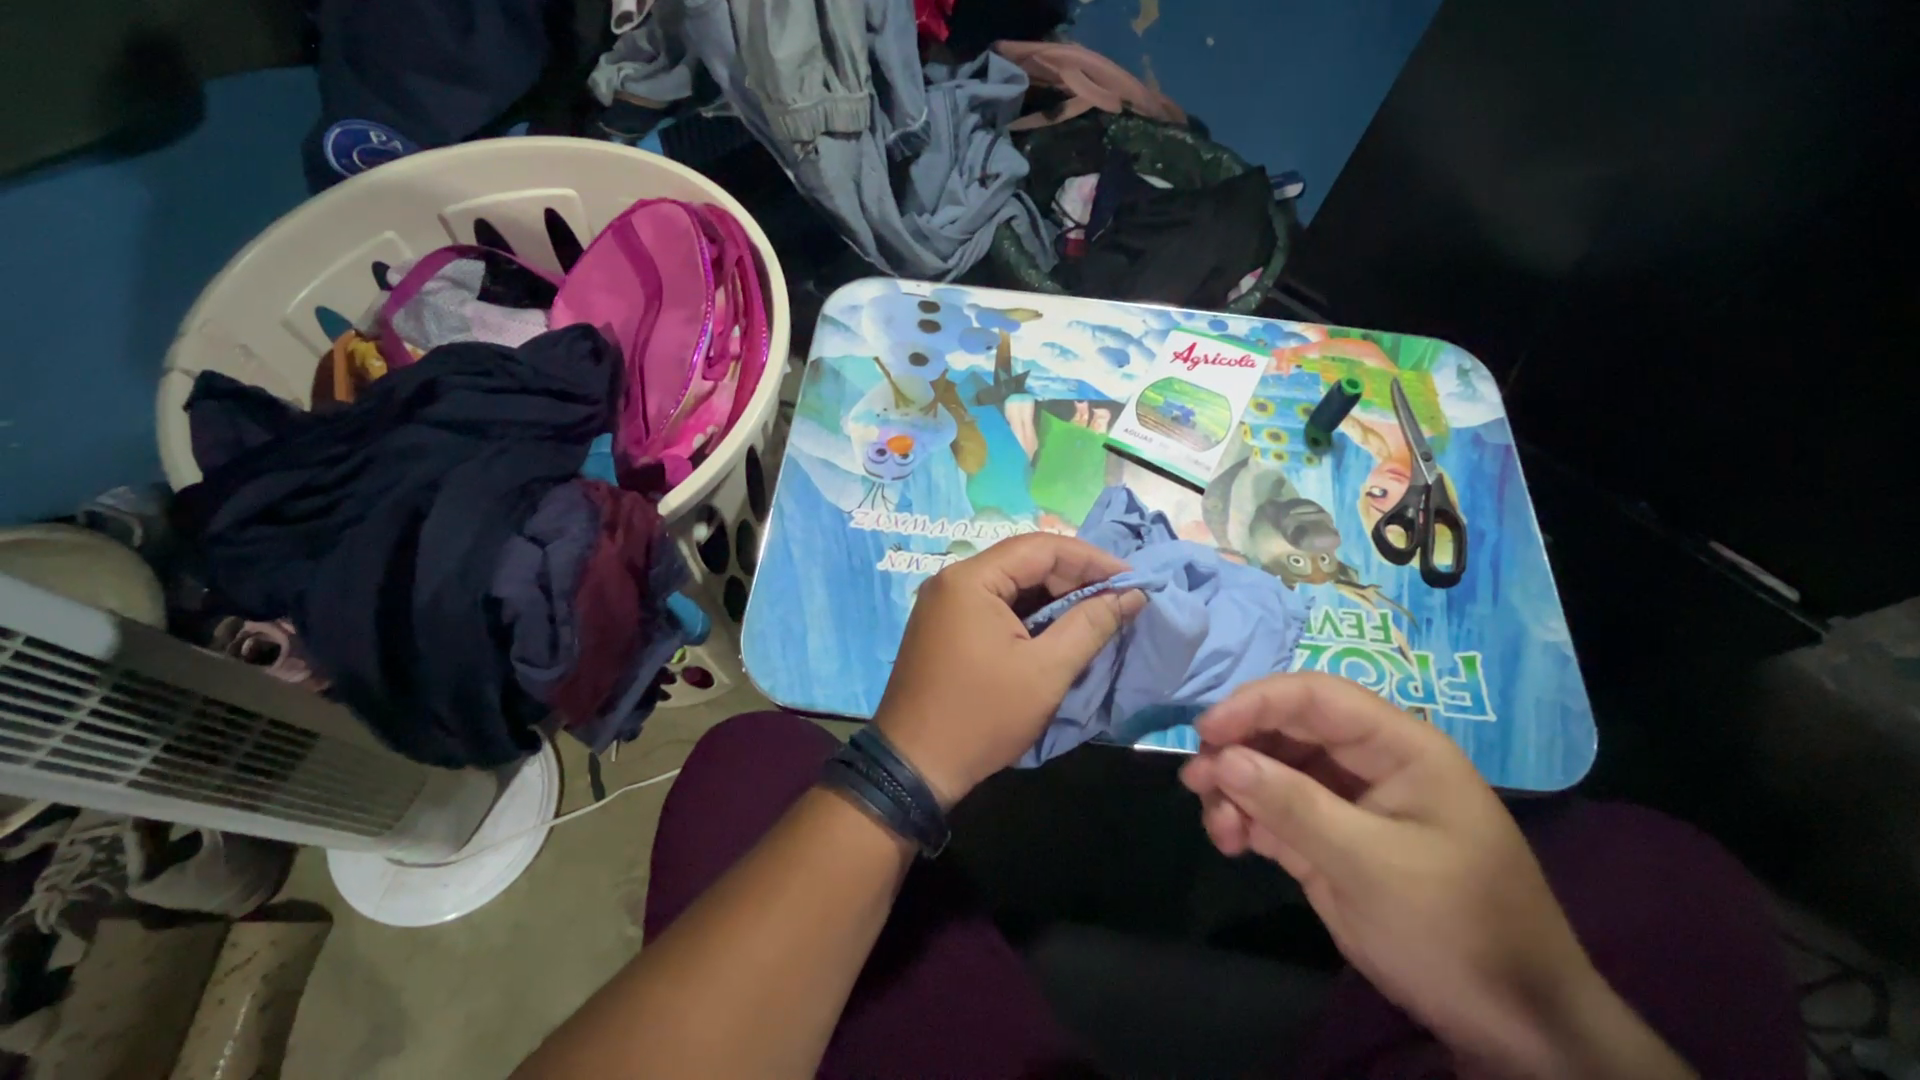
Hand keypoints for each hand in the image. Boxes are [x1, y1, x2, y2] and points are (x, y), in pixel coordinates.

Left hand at [875, 532, 1144, 805]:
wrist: (914, 766)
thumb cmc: (982, 716)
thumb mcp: (1047, 672)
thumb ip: (1091, 625)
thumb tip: (1131, 595)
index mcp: (970, 579)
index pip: (1041, 547)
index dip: (1092, 559)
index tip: (1132, 579)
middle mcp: (952, 580)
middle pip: (1024, 561)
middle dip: (1075, 578)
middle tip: (1118, 600)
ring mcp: (943, 604)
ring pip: (1010, 584)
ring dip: (1054, 597)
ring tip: (1097, 615)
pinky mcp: (943, 628)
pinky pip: (994, 605)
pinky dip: (1029, 614)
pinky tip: (1058, 630)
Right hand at [1178, 675, 1627, 1073]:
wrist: (1511, 1023)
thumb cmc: (1455, 928)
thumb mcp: (1372, 866)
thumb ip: (1294, 806)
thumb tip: (1221, 758)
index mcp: (1401, 749)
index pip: (1317, 698)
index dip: (1256, 704)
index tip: (1204, 732)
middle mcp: (1370, 766)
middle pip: (1288, 731)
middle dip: (1238, 750)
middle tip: (1195, 782)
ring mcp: (1349, 807)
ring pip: (1275, 772)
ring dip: (1236, 790)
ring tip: (1216, 826)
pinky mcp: (1332, 846)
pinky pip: (1277, 815)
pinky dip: (1247, 822)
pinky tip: (1231, 845)